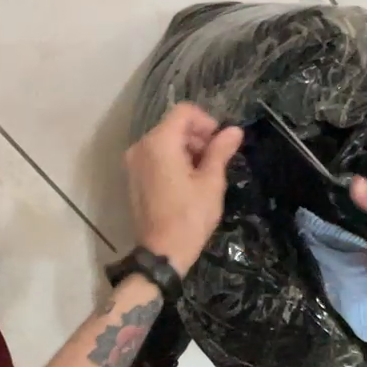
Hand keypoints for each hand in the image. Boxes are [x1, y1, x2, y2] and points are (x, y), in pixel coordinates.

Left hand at [123, 103, 243, 274]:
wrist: (162, 254)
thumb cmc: (189, 218)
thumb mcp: (211, 183)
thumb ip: (220, 152)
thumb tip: (234, 131)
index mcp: (159, 143)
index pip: (184, 112)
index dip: (207, 122)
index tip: (220, 143)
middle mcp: (141, 147)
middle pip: (172, 126)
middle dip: (196, 138)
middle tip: (215, 161)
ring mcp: (133, 164)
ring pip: (164, 142)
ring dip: (185, 151)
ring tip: (202, 175)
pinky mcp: (133, 179)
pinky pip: (155, 158)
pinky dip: (172, 162)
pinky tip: (186, 184)